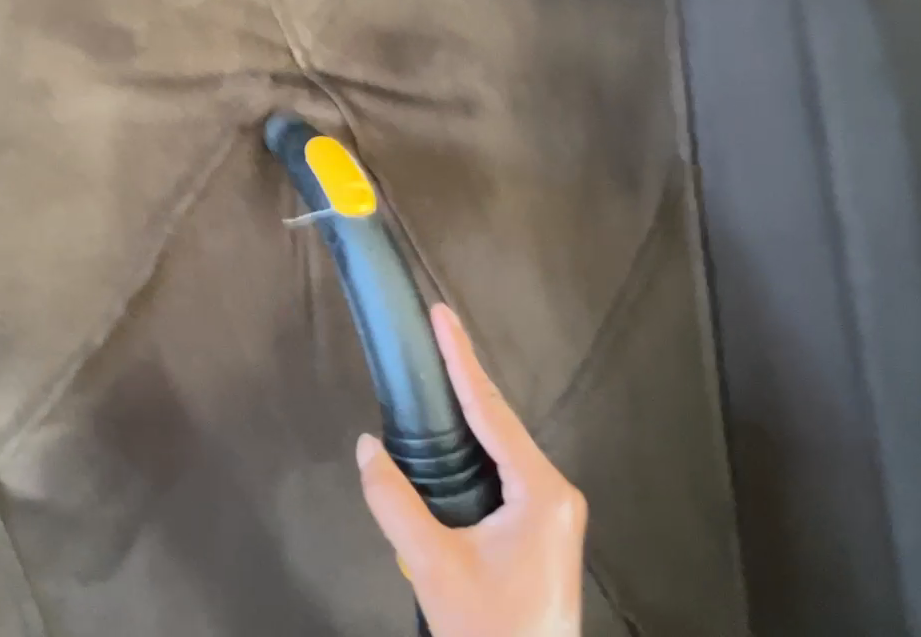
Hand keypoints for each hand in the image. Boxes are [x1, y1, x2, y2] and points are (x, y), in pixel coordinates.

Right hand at [356, 304, 586, 636]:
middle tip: (436, 329)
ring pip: (503, 441)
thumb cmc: (487, 628)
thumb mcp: (433, 565)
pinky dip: (476, 437)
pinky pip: (505, 463)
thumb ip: (395, 502)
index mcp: (539, 490)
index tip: (442, 315)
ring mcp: (552, 509)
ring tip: (438, 365)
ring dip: (470, 404)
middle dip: (465, 373)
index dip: (460, 359)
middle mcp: (554, 490)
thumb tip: (366, 446)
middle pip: (500, 418)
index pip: (490, 410)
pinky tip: (455, 426)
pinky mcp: (542, 524)